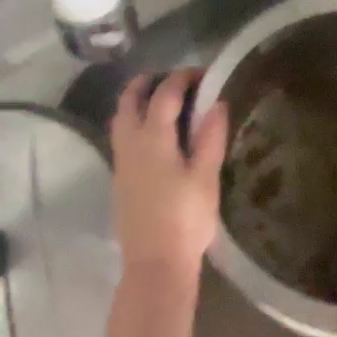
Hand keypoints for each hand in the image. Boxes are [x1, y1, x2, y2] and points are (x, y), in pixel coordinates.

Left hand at [110, 69, 227, 286]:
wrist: (156, 262)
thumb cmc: (186, 219)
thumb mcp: (206, 176)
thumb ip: (210, 136)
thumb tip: (217, 102)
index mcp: (153, 137)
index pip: (165, 93)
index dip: (182, 77)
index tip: (201, 73)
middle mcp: (130, 142)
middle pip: (130, 98)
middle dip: (150, 82)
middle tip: (176, 80)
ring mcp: (120, 160)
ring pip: (121, 117)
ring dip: (138, 100)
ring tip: (163, 102)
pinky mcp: (119, 177)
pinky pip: (122, 135)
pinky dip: (135, 121)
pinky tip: (155, 134)